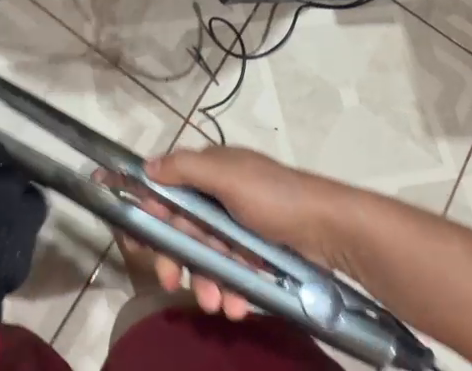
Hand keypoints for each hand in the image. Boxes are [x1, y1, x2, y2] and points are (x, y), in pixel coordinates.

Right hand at [134, 146, 359, 319]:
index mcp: (211, 172)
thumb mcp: (228, 176)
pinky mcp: (256, 254)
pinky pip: (233, 272)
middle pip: (183, 228)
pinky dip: (231, 289)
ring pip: (207, 255)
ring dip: (206, 281)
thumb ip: (185, 170)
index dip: (153, 215)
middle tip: (171, 281)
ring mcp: (239, 227)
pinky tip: (237, 306)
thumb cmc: (275, 197)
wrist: (331, 231)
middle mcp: (220, 196)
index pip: (168, 190)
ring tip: (215, 304)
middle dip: (177, 257)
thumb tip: (146, 166)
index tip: (139, 241)